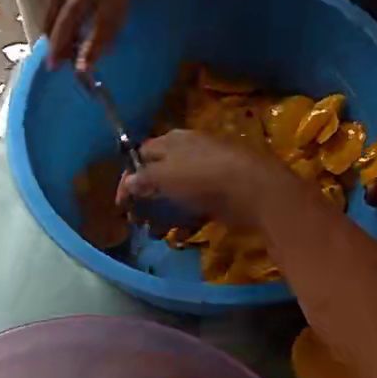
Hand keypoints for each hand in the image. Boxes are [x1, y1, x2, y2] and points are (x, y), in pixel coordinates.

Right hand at [35, 0, 145, 67]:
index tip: (82, 70)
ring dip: (48, 26)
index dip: (91, 51)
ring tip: (48, 42)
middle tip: (53, 64)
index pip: (102, 28)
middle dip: (60, 45)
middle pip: (69, 18)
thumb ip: (112, 16)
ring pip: (52, 2)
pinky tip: (43, 7)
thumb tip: (93, 46)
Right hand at [119, 129, 302, 229]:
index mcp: (173, 141)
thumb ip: (144, 178)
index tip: (122, 202)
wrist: (255, 191)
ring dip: (164, 215)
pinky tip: (182, 236)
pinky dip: (187, 222)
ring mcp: (207, 174)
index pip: (141, 155)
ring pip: (177, 195)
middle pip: (159, 176)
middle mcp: (189, 153)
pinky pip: (197, 208)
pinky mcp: (222, 195)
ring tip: (157, 234)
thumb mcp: (166, 175)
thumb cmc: (203, 177)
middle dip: (146, 200)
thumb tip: (128, 182)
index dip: (128, 177)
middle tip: (138, 220)